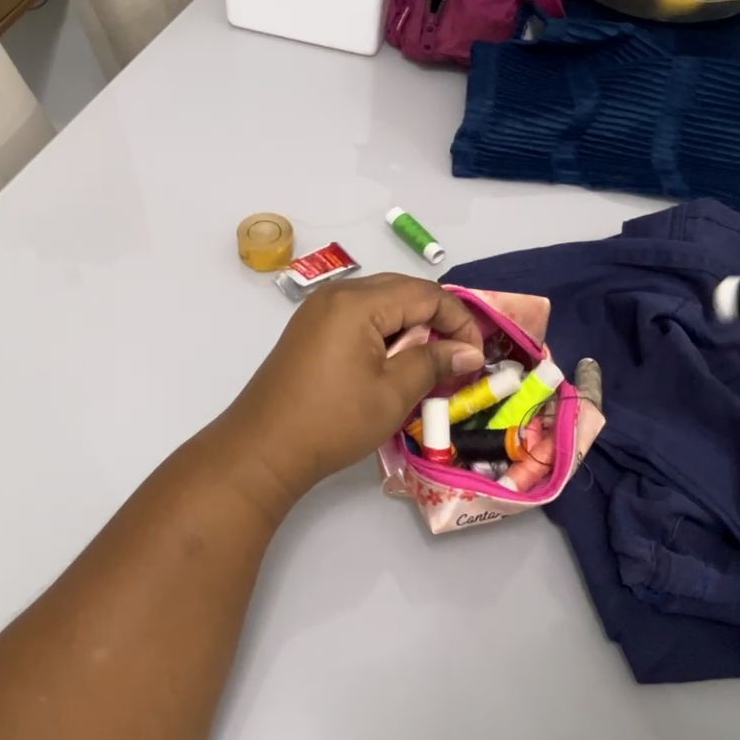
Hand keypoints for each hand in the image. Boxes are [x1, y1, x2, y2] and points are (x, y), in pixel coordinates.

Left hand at [213, 274, 483, 510]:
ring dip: (411, 326)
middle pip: (403, 290)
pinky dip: (385, 332)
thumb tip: (469, 352)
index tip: (477, 355)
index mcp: (359, 302)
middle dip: (437, 319)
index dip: (459, 320)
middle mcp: (338, 294)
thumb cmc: (333, 421)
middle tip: (458, 355)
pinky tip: (394, 362)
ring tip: (430, 361)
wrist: (262, 449)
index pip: (426, 294)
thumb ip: (434, 362)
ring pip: (381, 302)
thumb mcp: (393, 393)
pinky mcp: (310, 329)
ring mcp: (319, 310)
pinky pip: (359, 316)